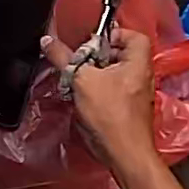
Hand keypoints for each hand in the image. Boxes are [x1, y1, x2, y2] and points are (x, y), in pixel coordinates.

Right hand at [42, 28, 158, 176]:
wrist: (124, 154)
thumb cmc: (109, 113)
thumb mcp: (81, 80)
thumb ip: (63, 58)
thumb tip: (47, 40)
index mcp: (138, 64)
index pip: (135, 36)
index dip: (115, 34)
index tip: (93, 42)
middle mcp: (141, 77)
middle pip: (121, 54)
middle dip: (98, 55)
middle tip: (80, 59)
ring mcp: (136, 94)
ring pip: (115, 73)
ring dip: (95, 73)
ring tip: (78, 77)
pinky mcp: (129, 109)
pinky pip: (113, 89)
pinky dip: (98, 88)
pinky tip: (82, 95)